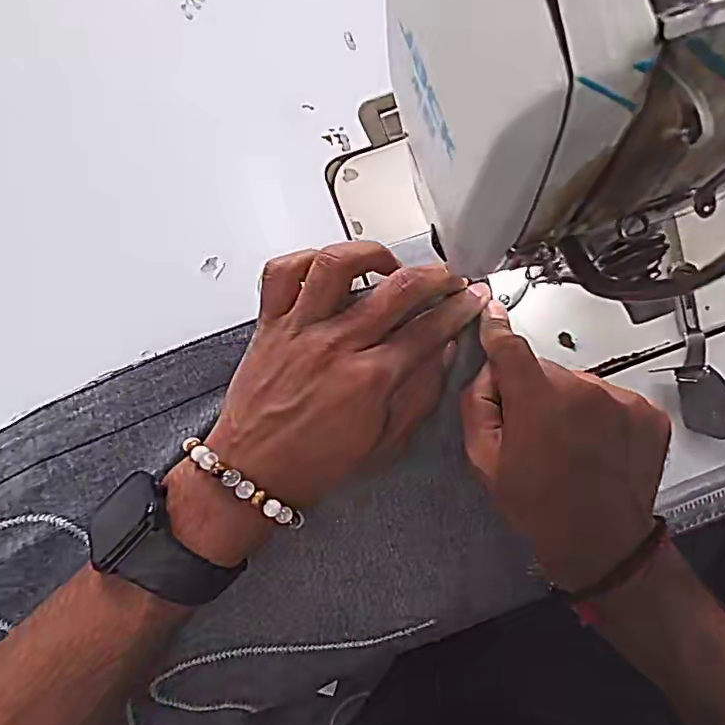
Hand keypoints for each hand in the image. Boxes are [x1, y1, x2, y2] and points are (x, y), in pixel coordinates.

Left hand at [168, 242, 487, 565]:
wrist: (255, 471)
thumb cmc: (313, 462)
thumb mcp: (385, 443)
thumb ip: (419, 396)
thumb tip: (442, 355)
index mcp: (369, 380)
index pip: (428, 329)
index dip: (458, 309)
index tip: (468, 300)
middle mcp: (335, 347)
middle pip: (398, 289)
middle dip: (436, 276)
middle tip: (446, 278)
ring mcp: (300, 331)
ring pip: (338, 265)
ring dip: (373, 254)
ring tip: (388, 264)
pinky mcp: (270, 325)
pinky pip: (282, 273)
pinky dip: (305, 259)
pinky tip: (327, 269)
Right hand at [459, 300, 670, 592]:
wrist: (599, 541)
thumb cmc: (544, 509)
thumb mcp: (485, 461)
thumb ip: (477, 405)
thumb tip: (487, 374)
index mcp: (538, 400)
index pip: (510, 346)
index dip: (496, 329)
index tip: (492, 314)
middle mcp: (582, 391)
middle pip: (544, 370)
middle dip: (534, 391)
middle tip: (534, 433)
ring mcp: (619, 400)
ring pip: (579, 384)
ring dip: (569, 405)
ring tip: (568, 447)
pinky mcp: (644, 411)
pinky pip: (610, 398)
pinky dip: (600, 416)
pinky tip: (593, 447)